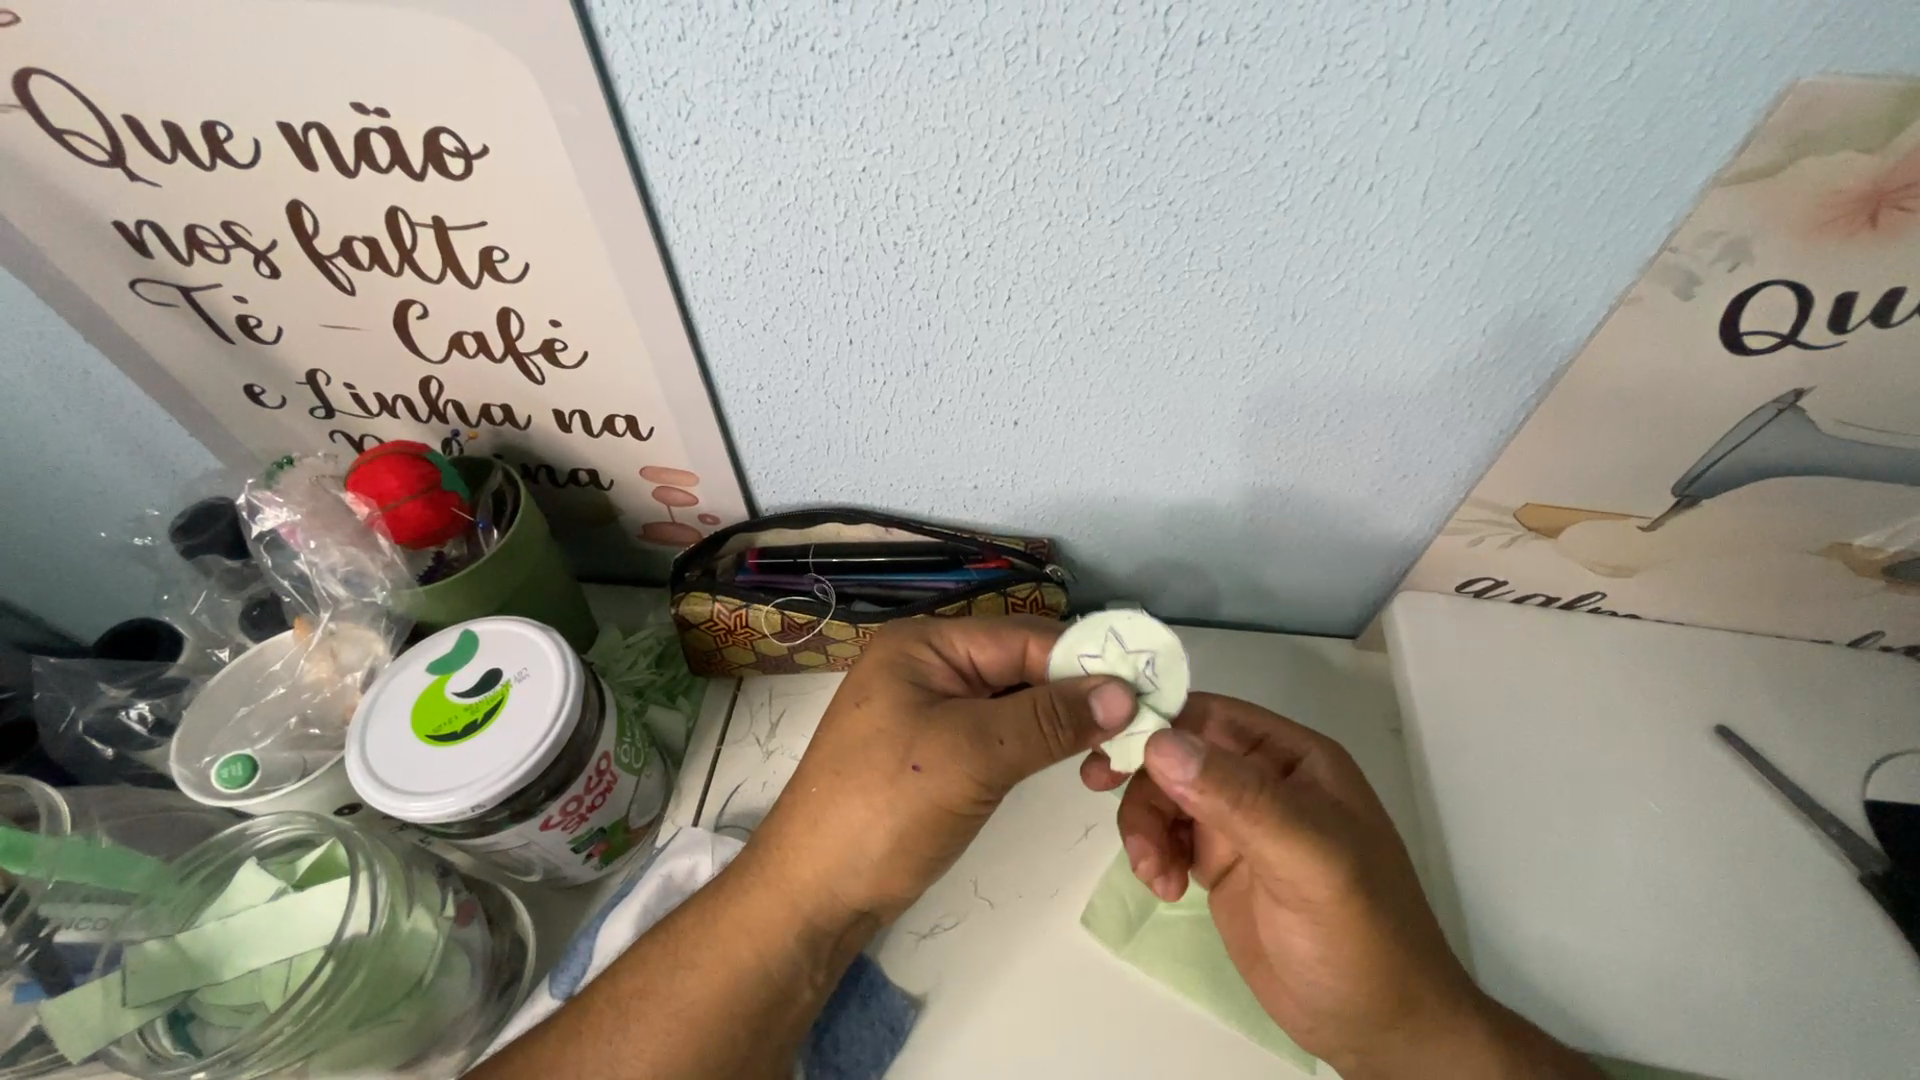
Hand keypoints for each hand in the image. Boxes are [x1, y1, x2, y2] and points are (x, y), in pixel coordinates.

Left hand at [751, 616, 1136, 924]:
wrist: (815, 893)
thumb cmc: (886, 809)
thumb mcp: (972, 755)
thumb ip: (1049, 718)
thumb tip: (1125, 693)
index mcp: (925, 644)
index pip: (1025, 638)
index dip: (1088, 661)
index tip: (1150, 690)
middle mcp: (929, 665)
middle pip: (1022, 665)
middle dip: (1079, 693)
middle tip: (1142, 726)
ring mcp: (933, 709)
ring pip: (1017, 701)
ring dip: (1064, 721)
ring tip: (1117, 748)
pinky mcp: (939, 750)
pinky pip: (1001, 731)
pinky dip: (1039, 743)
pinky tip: (1076, 760)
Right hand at [1081, 693, 1488, 1076]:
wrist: (1378, 1030)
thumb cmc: (1360, 936)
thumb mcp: (1308, 860)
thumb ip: (1238, 797)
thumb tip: (1159, 742)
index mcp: (1291, 758)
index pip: (1209, 714)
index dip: (1156, 721)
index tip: (1107, 747)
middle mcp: (1260, 778)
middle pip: (1174, 753)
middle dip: (1142, 781)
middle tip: (1109, 802)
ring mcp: (1237, 821)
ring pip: (1162, 793)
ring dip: (1144, 824)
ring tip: (1155, 873)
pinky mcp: (1218, 861)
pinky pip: (1164, 834)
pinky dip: (1151, 853)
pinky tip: (1164, 887)